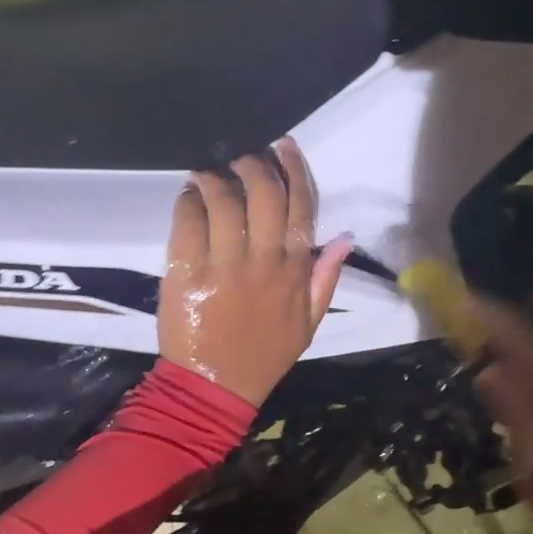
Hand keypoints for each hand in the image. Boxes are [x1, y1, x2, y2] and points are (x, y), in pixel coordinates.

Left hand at [158, 137, 351, 406]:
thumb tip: (345, 239)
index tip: (283, 145)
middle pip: (264, 195)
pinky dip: (189, 202)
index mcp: (295, 271)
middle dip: (253, 165)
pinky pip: (189, 224)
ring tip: (209, 173)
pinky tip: (189, 195)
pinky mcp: (187, 274)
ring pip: (225, 203)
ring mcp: (225, 267)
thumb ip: (326, 278)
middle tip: (240, 158)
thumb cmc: (265, 355)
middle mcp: (264, 262)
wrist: (215, 387)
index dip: (294, 170)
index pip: (301, 207)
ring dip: (216, 178)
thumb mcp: (308, 322)